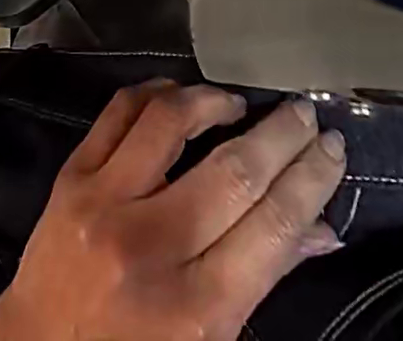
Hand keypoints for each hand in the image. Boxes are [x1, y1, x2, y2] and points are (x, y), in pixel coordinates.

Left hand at [0, 80, 347, 340]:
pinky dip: (156, 92)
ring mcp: (104, 205)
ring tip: (239, 103)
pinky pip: (120, 112)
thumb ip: (264, 279)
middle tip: (305, 111)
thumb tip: (324, 227)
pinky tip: (180, 94)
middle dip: (282, 135)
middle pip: (234, 172)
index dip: (312, 179)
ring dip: (216, 101)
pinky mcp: (70, 178)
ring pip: (172, 123)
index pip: (273, 227)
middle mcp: (150, 248)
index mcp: (194, 311)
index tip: (332, 147)